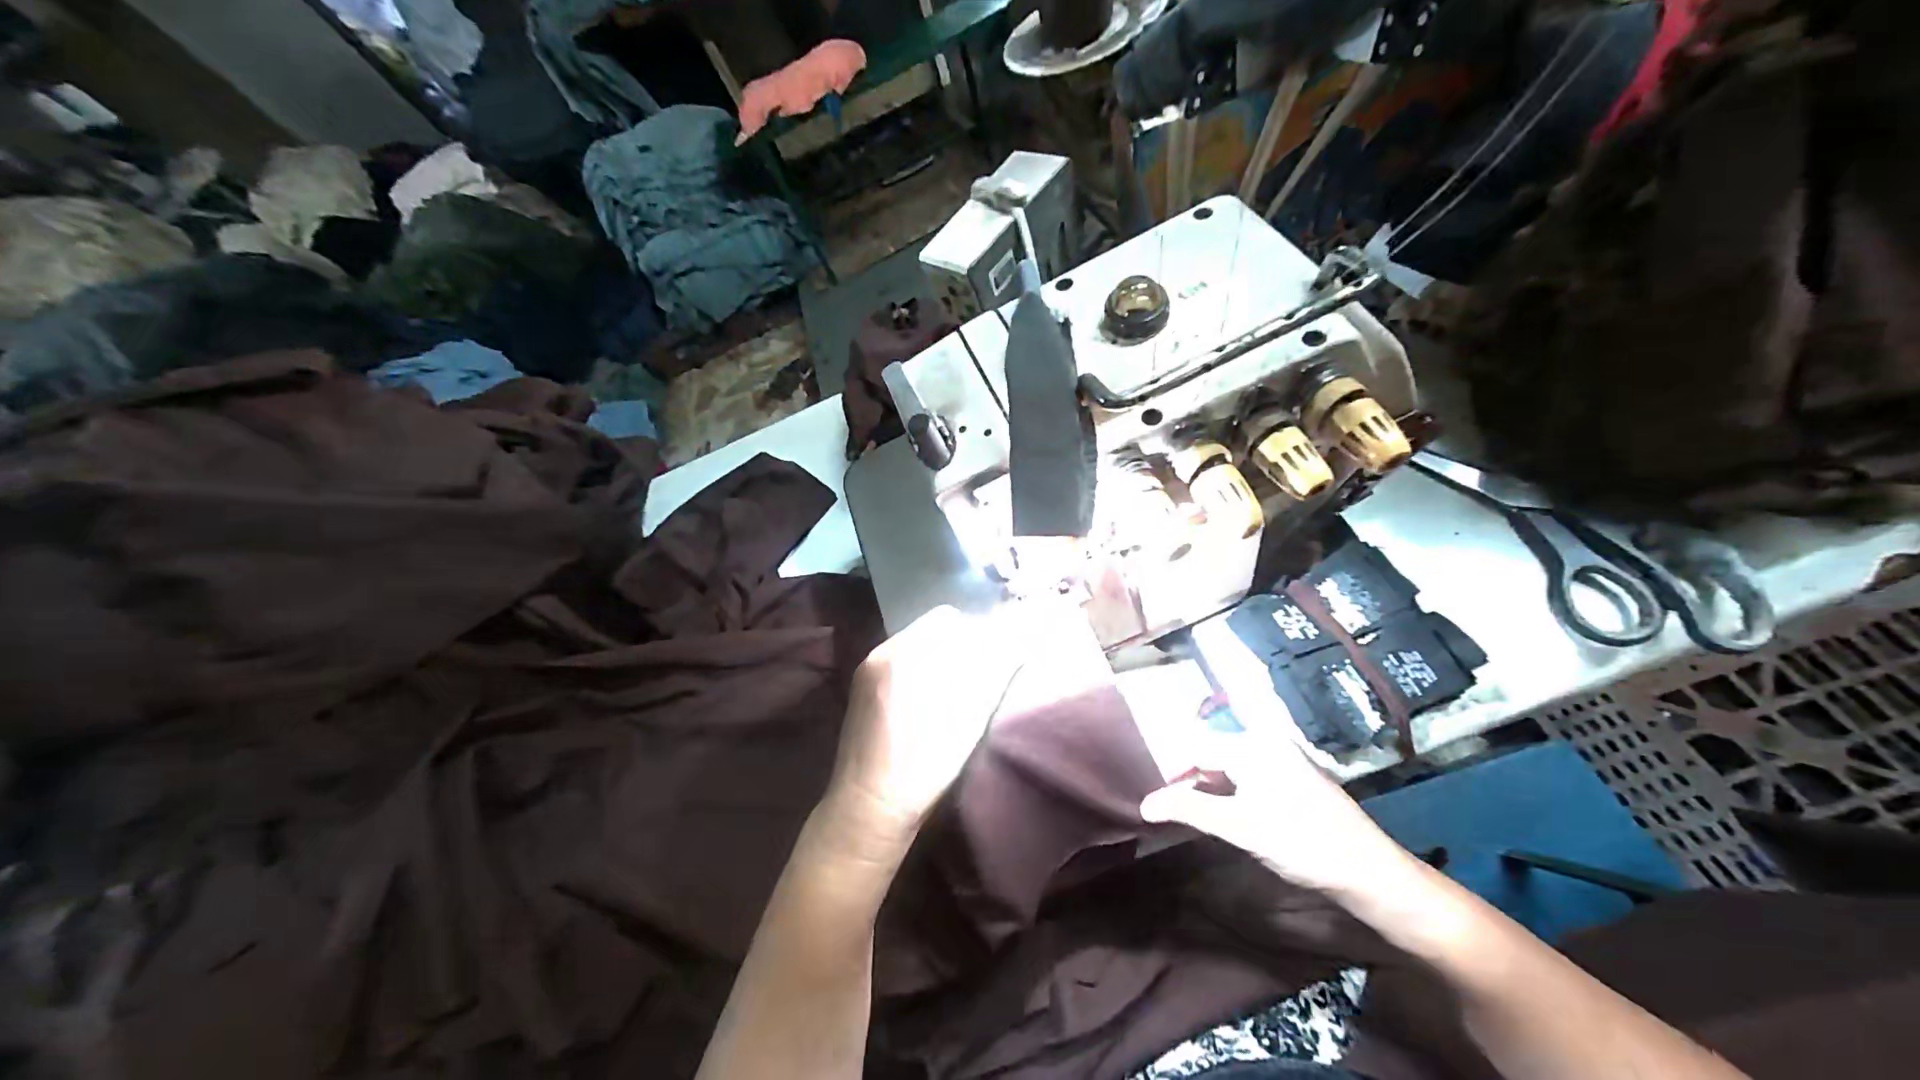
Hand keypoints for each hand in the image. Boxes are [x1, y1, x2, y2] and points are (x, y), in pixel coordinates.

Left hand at [821, 606, 1021, 853]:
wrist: (868, 807)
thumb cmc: (923, 764)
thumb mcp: (969, 716)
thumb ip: (992, 671)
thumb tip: (1015, 643)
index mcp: (904, 652)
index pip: (949, 620)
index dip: (978, 633)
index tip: (996, 656)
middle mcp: (880, 652)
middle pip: (930, 631)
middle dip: (960, 645)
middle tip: (983, 674)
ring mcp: (867, 672)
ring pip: (915, 649)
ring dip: (940, 660)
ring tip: (960, 691)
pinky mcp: (861, 693)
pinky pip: (899, 666)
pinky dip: (921, 674)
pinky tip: (933, 705)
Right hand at [1140, 727, 1411, 895]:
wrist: (1369, 872)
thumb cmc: (1299, 843)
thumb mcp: (1236, 827)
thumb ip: (1188, 809)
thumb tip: (1145, 804)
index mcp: (1251, 743)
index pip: (1194, 749)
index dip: (1173, 777)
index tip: (1158, 804)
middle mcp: (1266, 741)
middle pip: (1212, 754)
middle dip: (1191, 780)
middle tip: (1171, 810)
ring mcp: (1283, 758)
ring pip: (1231, 766)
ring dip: (1211, 788)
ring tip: (1194, 815)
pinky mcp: (1294, 777)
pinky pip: (1249, 775)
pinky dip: (1232, 792)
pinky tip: (1228, 815)